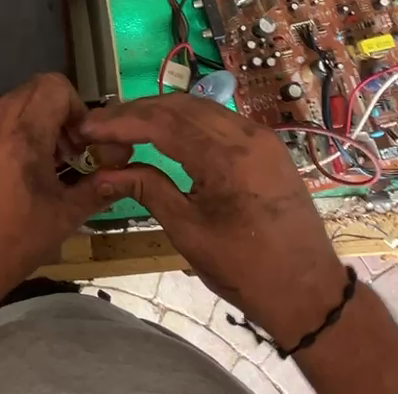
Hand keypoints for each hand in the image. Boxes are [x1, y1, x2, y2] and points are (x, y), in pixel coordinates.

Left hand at [0, 73, 130, 298]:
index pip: (54, 86)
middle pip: (33, 89)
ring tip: (36, 161)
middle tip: (62, 152)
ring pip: (10, 101)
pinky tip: (10, 168)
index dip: (74, 107)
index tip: (77, 142)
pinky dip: (7, 130)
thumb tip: (122, 172)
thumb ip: (98, 187)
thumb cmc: (13, 243)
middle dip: (55, 113)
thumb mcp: (65, 217)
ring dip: (31, 120)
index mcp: (23, 135)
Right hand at [79, 93, 349, 346]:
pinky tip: (163, 133)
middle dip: (135, 113)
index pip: (161, 122)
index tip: (87, 127)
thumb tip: (105, 172)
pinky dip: (184, 120)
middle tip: (99, 126)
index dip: (120, 122)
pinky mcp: (265, 143)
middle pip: (178, 106)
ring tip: (124, 127)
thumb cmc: (246, 269)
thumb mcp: (189, 232)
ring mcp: (259, 135)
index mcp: (227, 156)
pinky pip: (217, 118)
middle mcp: (245, 133)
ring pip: (197, 107)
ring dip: (158, 113)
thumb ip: (148, 190)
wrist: (310, 291)